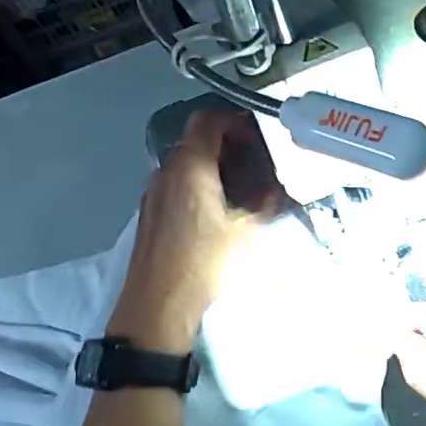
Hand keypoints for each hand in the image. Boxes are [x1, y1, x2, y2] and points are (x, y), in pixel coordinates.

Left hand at [108, 110, 283, 352]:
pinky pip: (178, 185)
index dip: (236, 122)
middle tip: (257, 165)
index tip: (257, 138)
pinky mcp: (150, 213)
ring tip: (242, 190)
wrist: (158, 304)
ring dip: (215, 168)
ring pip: (187, 164)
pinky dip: (200, 185)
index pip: (209, 120)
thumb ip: (265, 204)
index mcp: (190, 167)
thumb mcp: (246, 232)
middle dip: (229, 147)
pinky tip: (219, 212)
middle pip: (197, 141)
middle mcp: (166, 172)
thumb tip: (275, 191)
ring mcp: (154, 192)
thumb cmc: (205, 262)